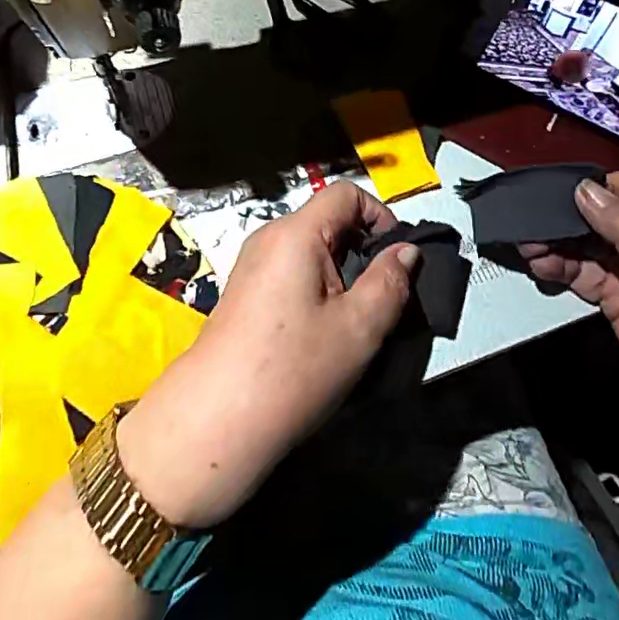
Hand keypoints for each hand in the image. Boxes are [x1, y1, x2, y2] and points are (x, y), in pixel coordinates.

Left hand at [116, 183, 417, 527]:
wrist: (213, 426)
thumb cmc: (292, 370)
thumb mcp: (360, 327)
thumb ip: (391, 281)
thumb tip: (405, 251)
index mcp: (296, 234)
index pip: (346, 194)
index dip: (379, 215)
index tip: (395, 256)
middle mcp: (270, 239)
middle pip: (329, 219)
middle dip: (363, 248)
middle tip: (383, 293)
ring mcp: (253, 266)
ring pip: (312, 249)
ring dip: (343, 272)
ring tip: (356, 317)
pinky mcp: (245, 293)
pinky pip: (293, 271)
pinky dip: (319, 287)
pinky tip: (325, 330)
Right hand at [523, 166, 618, 503]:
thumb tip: (586, 191)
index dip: (615, 186)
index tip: (576, 195)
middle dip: (580, 214)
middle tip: (539, 219)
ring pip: (600, 245)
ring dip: (566, 242)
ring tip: (533, 246)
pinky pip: (591, 277)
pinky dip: (566, 270)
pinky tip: (545, 267)